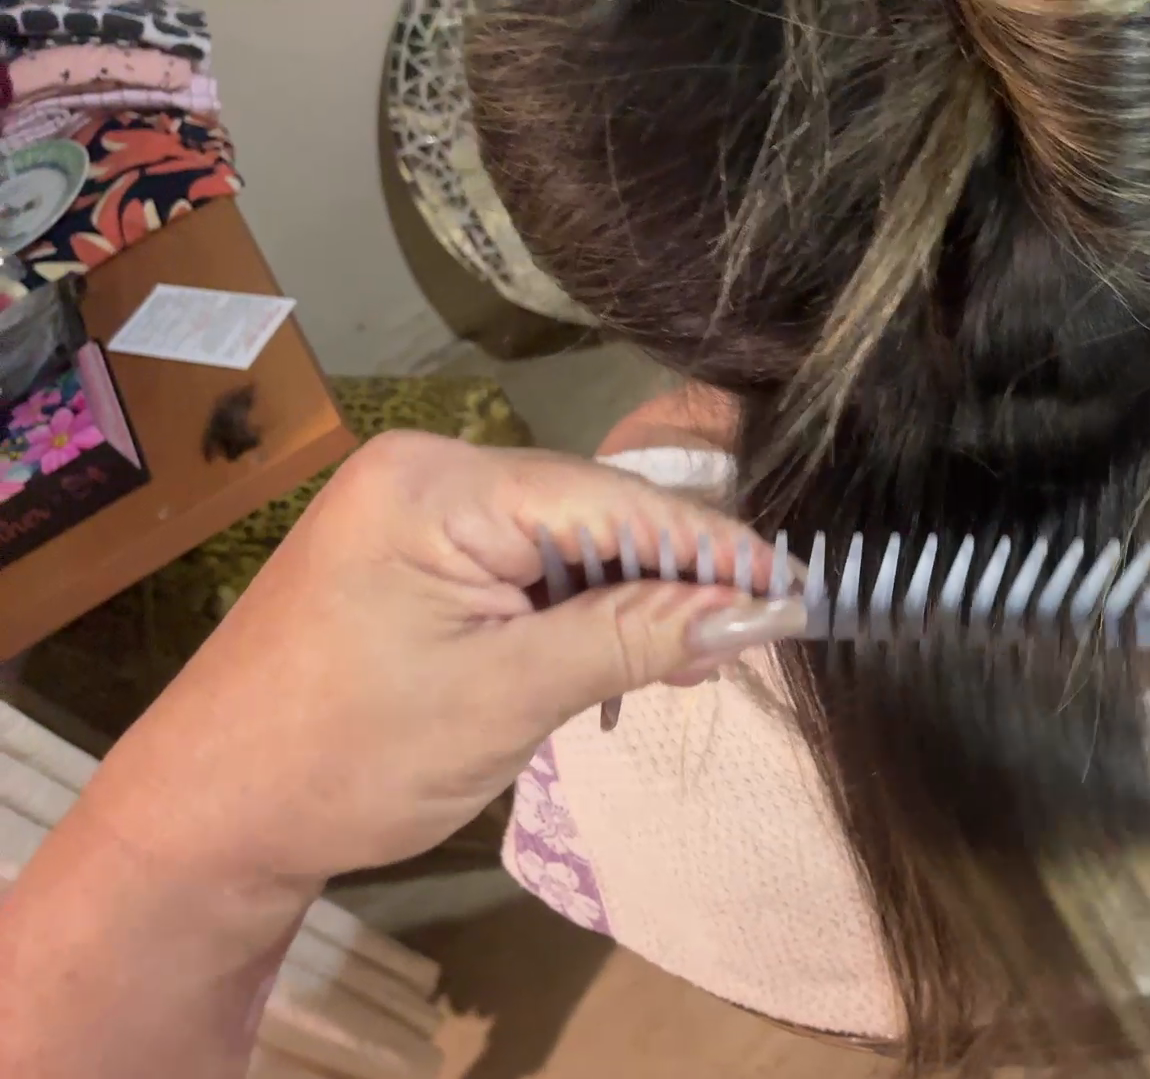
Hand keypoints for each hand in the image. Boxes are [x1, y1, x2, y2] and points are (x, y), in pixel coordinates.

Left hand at [82, 430, 804, 890]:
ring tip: (701, 656)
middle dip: (686, 577)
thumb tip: (755, 614)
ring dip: (651, 598)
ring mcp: (443, 510)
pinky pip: (556, 565)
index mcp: (442, 487)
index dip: (718, 549)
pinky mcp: (447, 551)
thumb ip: (638, 638)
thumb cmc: (345, 760)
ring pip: (591, 542)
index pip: (620, 503)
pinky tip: (643, 646)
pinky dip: (606, 608)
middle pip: (610, 515)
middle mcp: (445, 473)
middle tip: (753, 633)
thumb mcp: (509, 696)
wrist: (206, 822)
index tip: (796, 589)